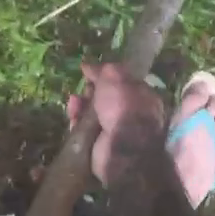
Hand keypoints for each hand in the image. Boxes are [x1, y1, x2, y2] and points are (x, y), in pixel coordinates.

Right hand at [67, 62, 165, 184]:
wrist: (122, 149)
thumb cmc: (123, 107)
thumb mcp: (114, 78)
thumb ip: (101, 70)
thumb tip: (87, 66)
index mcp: (142, 97)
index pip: (122, 83)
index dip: (105, 76)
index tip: (90, 72)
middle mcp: (130, 114)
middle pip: (104, 97)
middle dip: (90, 91)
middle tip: (83, 87)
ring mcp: (115, 131)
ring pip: (92, 113)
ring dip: (80, 104)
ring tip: (74, 101)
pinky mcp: (99, 145)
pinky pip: (84, 129)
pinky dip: (76, 120)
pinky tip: (72, 113)